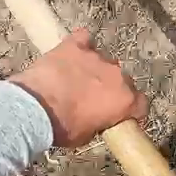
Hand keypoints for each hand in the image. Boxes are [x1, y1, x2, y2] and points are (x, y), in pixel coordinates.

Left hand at [11, 28, 147, 147]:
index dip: (131, 110)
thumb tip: (97, 118)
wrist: (34, 108)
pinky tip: (73, 54)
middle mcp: (117, 75)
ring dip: (95, 70)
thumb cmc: (62, 127)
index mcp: (125, 100)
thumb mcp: (86, 136)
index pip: (140, 104)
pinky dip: (81, 45)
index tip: (120, 116)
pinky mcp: (75, 45)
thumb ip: (100, 122)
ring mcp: (97, 57)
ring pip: (104, 61)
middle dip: (112, 89)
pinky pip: (84, 39)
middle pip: (123, 81)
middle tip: (93, 99)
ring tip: (75, 80)